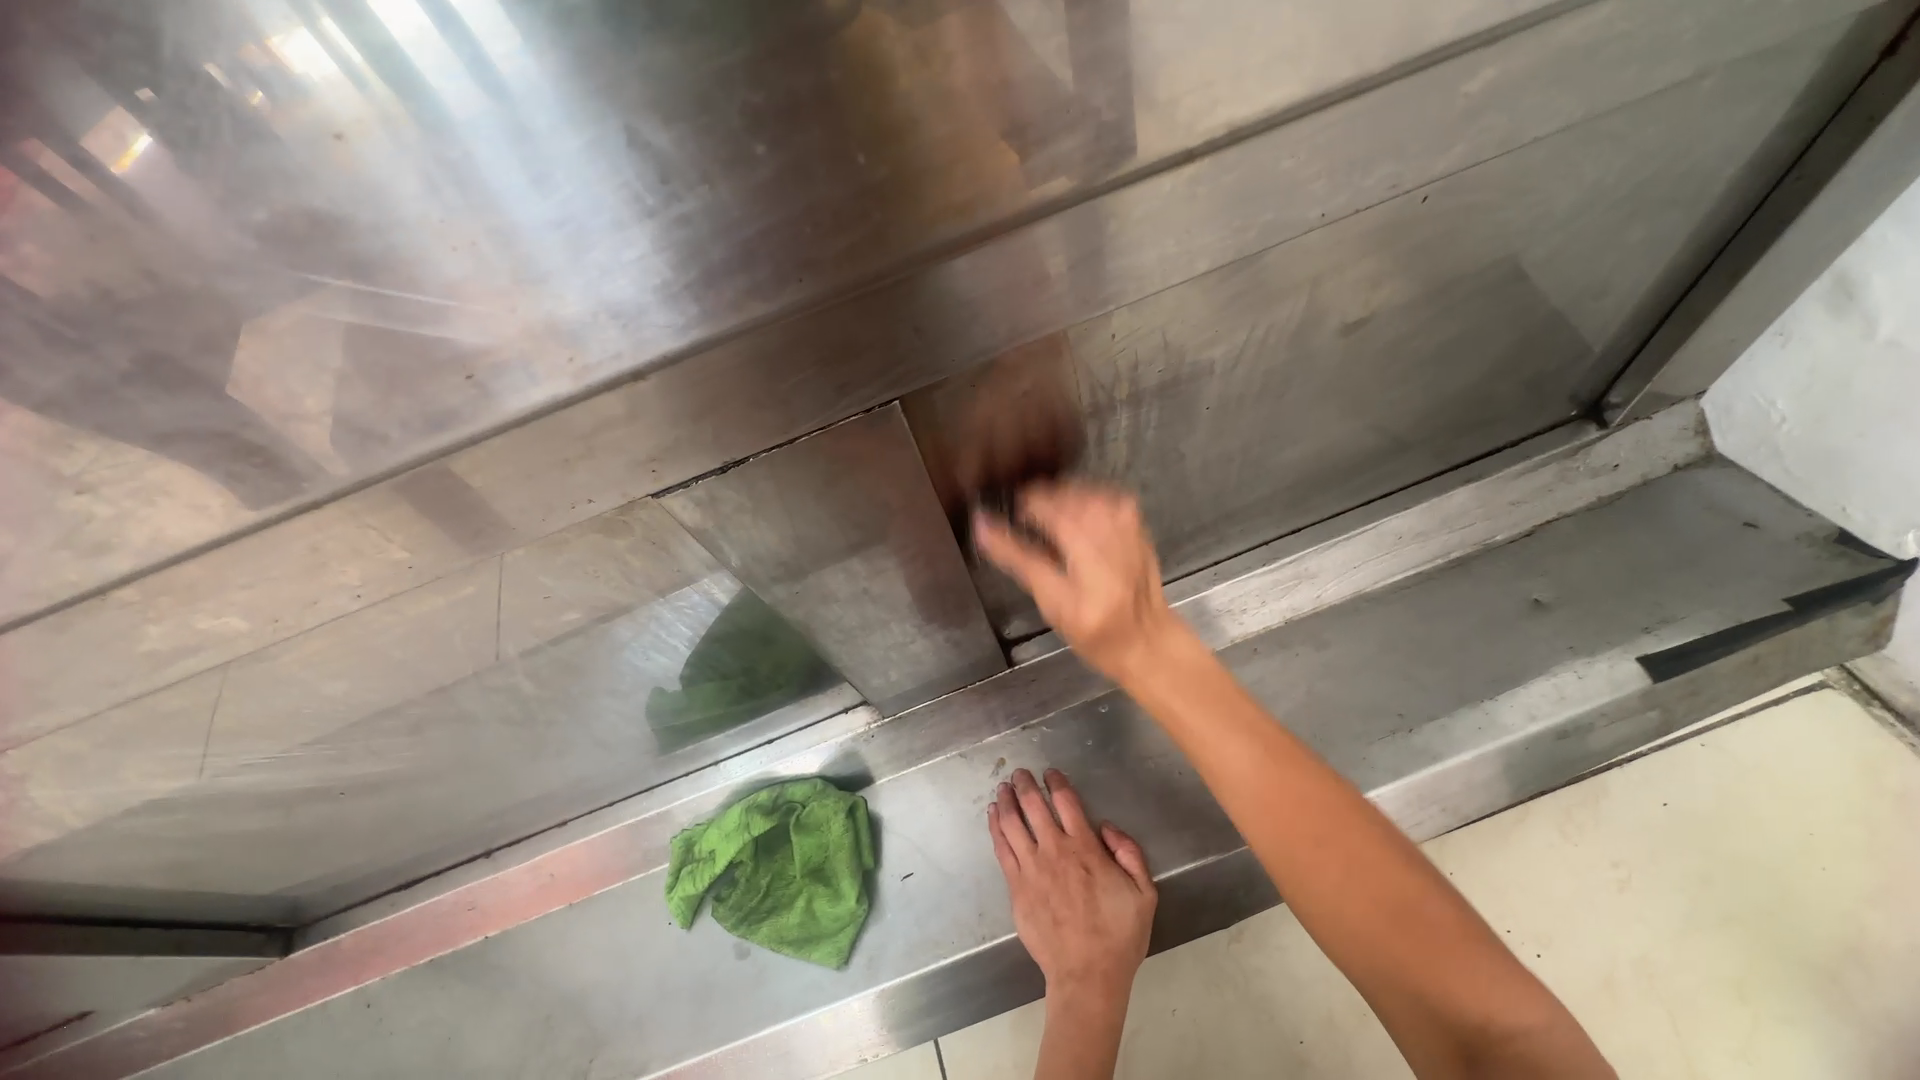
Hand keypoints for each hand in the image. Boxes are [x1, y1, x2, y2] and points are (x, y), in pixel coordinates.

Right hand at [972, 483, 1181, 680]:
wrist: (1145, 637)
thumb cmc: (1094, 629)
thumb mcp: (1051, 601)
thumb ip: (1017, 558)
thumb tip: (982, 525)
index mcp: (1089, 549)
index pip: (1045, 506)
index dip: (1021, 504)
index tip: (1006, 510)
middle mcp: (1112, 526)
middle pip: (1063, 495)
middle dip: (1040, 502)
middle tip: (1023, 518)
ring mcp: (1128, 520)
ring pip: (1081, 492)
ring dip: (1060, 501)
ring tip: (1047, 524)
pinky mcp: (1135, 520)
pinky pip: (1101, 497)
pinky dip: (1081, 504)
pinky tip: (1074, 524)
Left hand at [989, 768, 1156, 1004]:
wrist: (1087, 975)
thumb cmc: (1119, 935)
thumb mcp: (1144, 893)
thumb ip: (1130, 853)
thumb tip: (1107, 826)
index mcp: (1086, 849)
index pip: (1067, 803)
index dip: (1057, 783)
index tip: (1050, 772)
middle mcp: (1055, 851)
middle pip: (1034, 806)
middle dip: (1025, 785)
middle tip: (1019, 772)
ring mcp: (1032, 869)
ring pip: (1013, 823)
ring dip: (1007, 801)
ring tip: (1003, 787)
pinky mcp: (1016, 888)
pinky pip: (1002, 849)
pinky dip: (996, 828)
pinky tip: (993, 816)